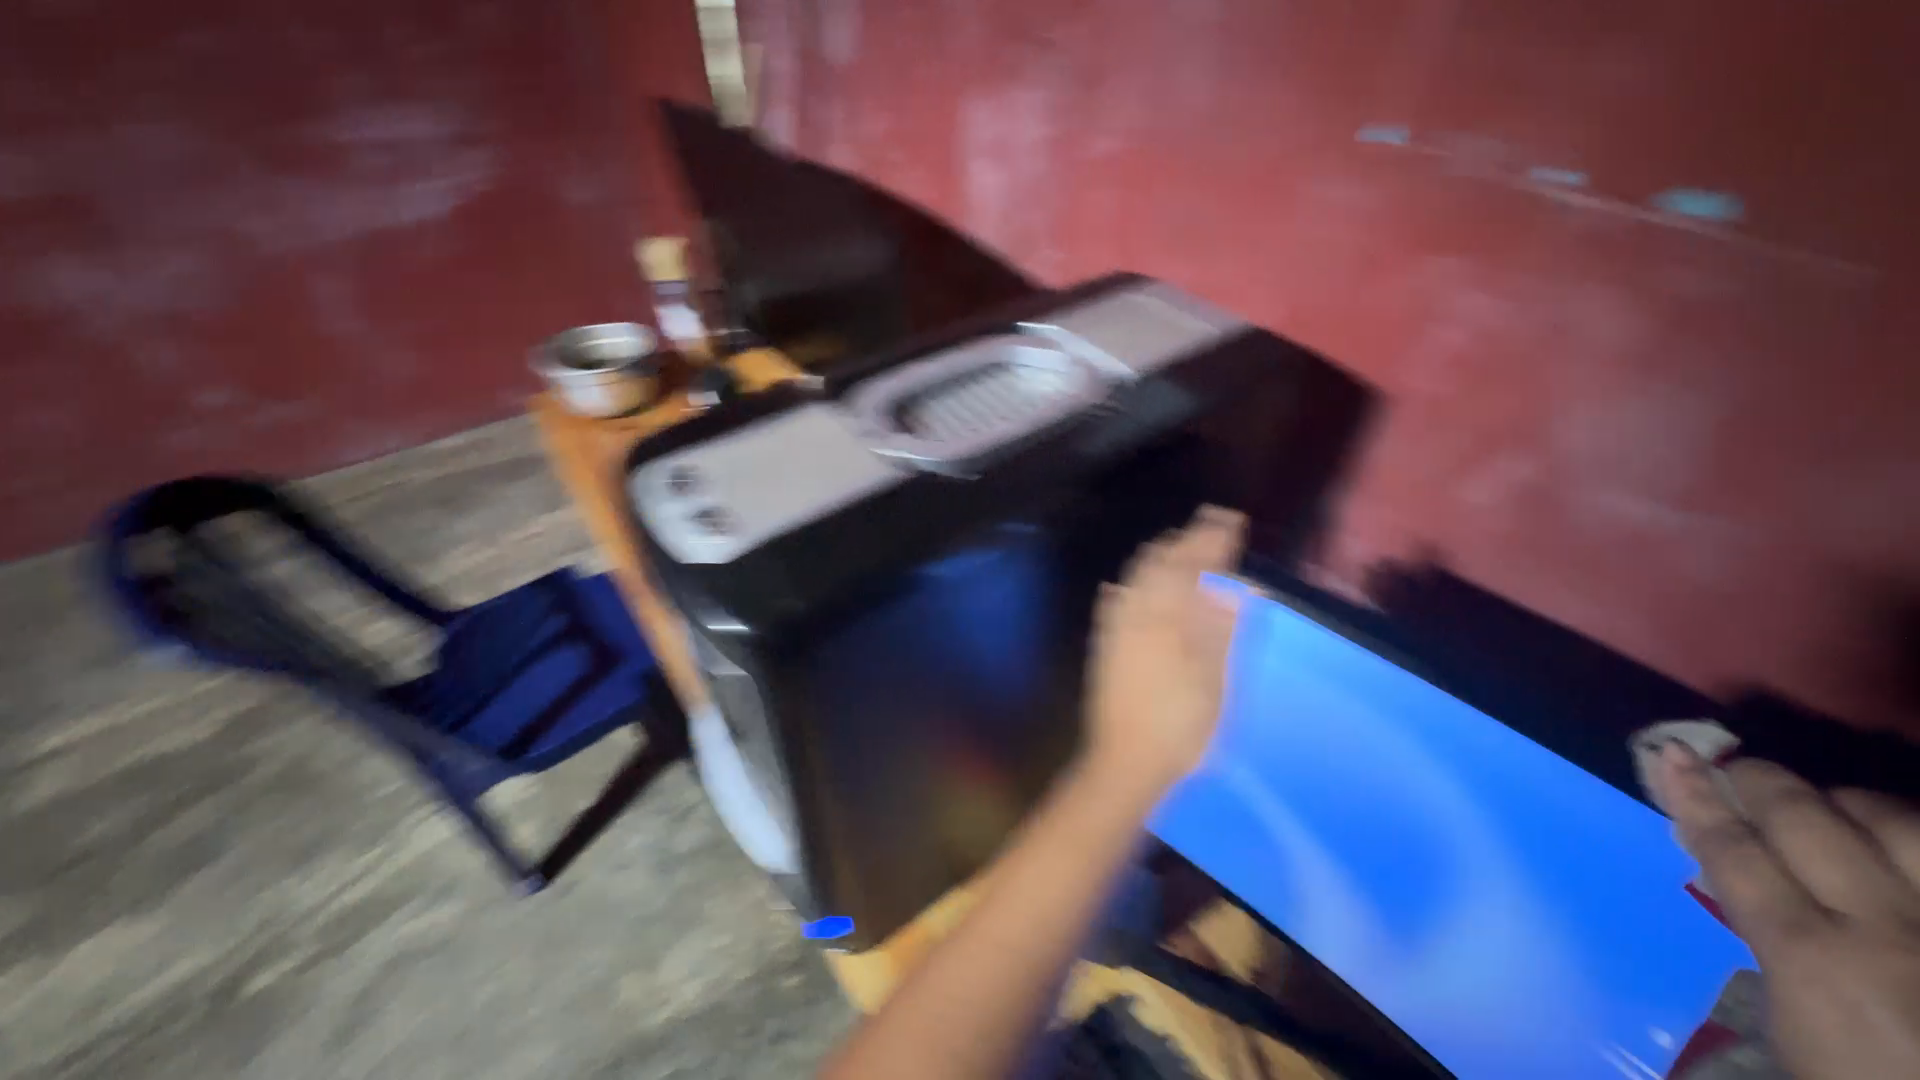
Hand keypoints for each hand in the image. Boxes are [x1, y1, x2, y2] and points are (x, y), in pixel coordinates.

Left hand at [1082, 505, 1246, 799]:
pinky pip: (1114, 602)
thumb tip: (1238, 587)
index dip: (1211, 539)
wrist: (1125, 762)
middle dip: (1184, 540)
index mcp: (1168, 617)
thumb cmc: (1180, 725)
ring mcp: (1115, 629)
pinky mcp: (1104, 647)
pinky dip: (1129, 585)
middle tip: (1208, 527)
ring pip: (1135, 577)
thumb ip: (1222, 629)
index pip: (1191, 563)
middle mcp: (1137, 614)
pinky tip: (1128, 587)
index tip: (1230, 519)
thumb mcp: (1215, 681)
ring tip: (1177, 548)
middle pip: (1158, 562)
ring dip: (1157, 557)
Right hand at [1649, 744, 1919, 1079]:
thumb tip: (1725, 872)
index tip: (1670, 756)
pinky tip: (1889, 841)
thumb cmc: (1860, 1077)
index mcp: (1814, 955)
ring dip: (1847, 803)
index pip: (1734, 849)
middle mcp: (1889, 926)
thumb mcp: (1790, 1026)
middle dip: (1762, 781)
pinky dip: (1905, 835)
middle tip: (1736, 767)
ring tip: (1828, 808)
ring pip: (1895, 822)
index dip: (1696, 796)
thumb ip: (1763, 938)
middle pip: (1807, 820)